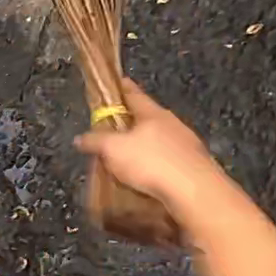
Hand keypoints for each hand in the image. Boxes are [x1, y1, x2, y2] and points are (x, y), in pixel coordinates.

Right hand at [74, 79, 229, 215]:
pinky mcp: (194, 166)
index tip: (115, 82)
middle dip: (129, 122)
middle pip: (146, 118)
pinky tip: (144, 177)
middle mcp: (172, 124)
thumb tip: (80, 139)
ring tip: (125, 159)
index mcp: (153, 113)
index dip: (121, 88)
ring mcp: (186, 145)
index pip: (134, 94)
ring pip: (158, 140)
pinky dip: (154, 164)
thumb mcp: (111, 149)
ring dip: (142, 146)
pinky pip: (167, 160)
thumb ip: (94, 141)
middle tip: (111, 129)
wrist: (196, 193)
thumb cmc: (151, 162)